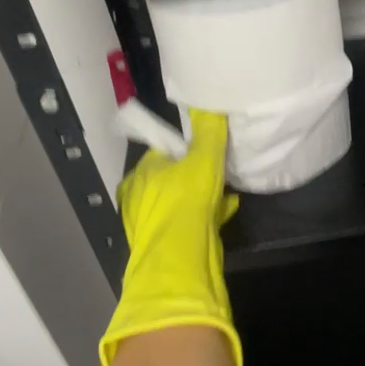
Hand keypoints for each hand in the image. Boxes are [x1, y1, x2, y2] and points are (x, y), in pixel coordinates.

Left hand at [100, 108, 243, 365]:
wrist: (180, 259)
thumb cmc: (186, 201)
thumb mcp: (204, 159)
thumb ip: (209, 131)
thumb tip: (213, 106)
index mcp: (140, 173)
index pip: (163, 151)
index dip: (187, 148)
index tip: (208, 149)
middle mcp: (137, 197)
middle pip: (172, 177)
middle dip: (195, 174)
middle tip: (220, 171)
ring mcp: (148, 223)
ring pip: (180, 202)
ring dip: (202, 197)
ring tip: (227, 192)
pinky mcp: (163, 244)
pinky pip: (187, 223)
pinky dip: (205, 217)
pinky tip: (226, 213)